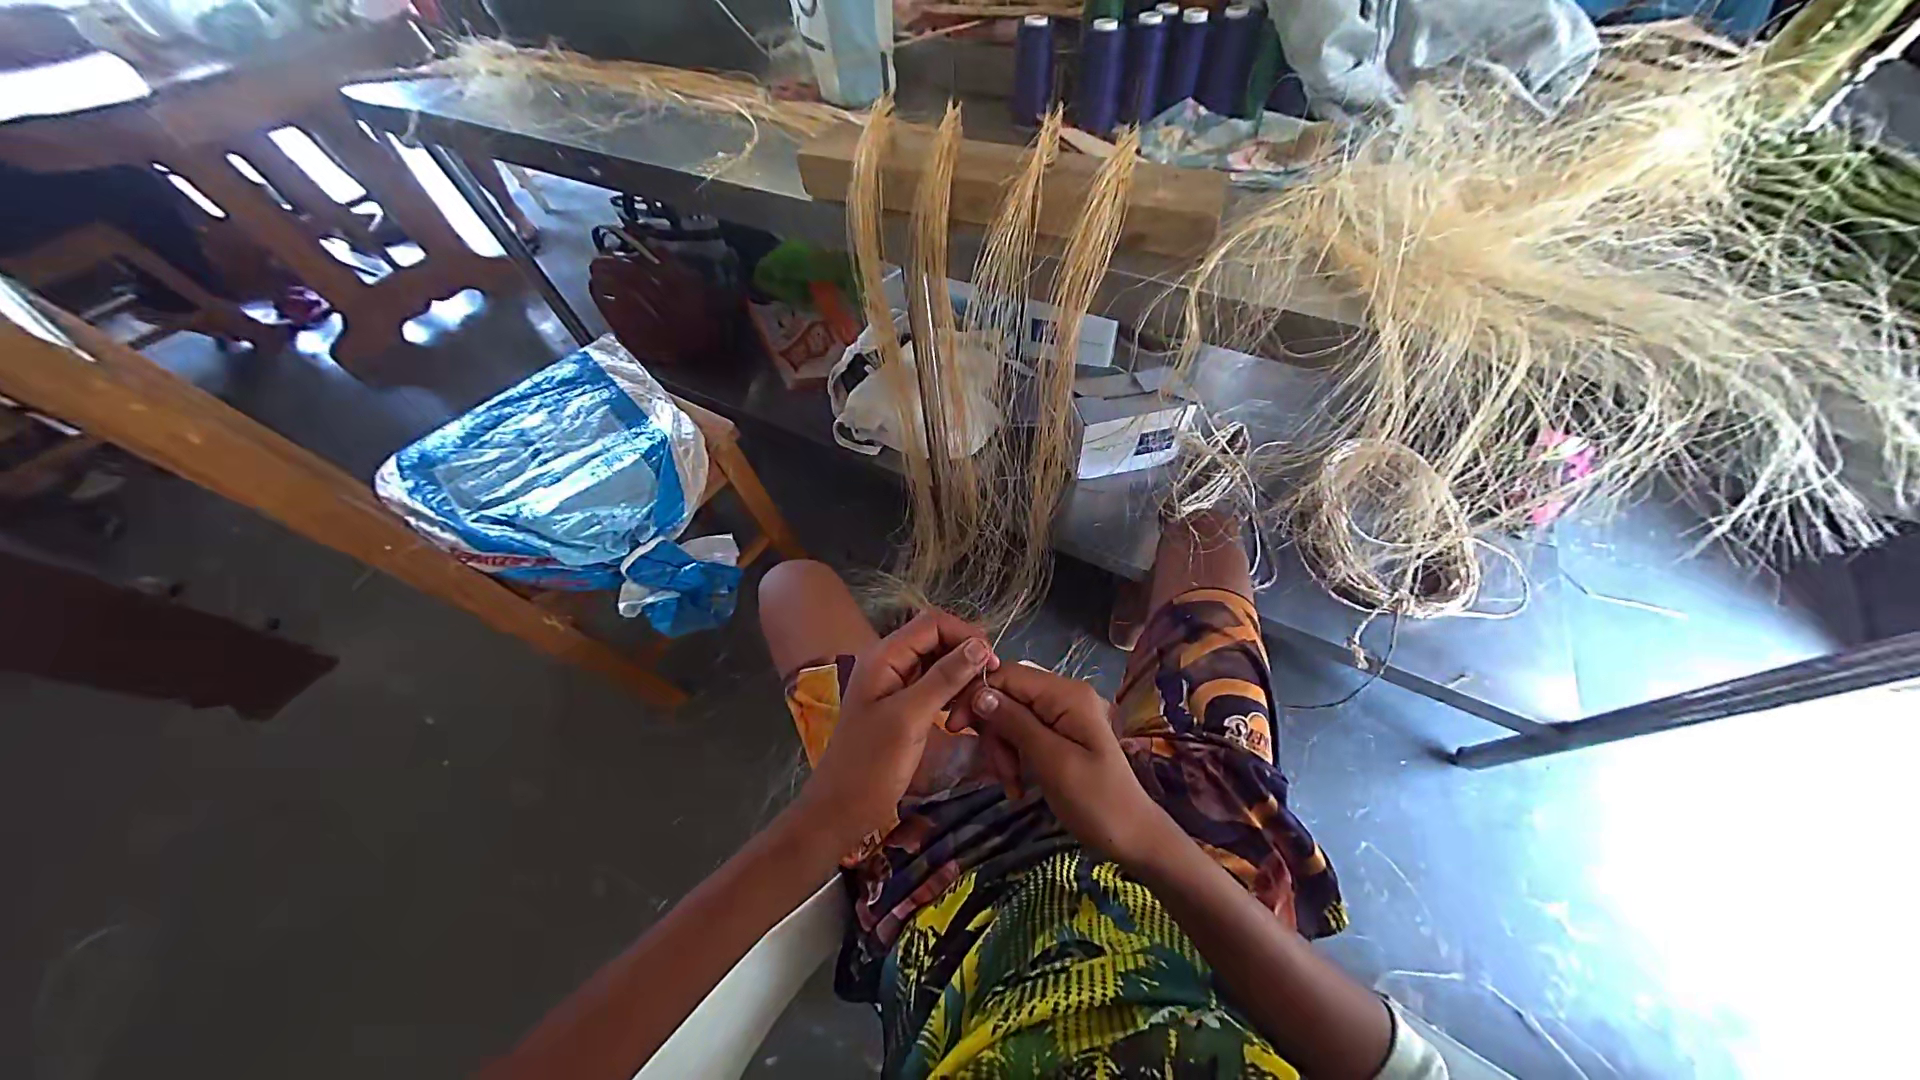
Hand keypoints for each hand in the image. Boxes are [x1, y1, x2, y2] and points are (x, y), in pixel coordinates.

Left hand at [797, 609, 997, 848]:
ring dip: (961, 680)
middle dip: (965, 659)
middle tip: (987, 689)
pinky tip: (961, 717)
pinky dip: (952, 696)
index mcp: (884, 657)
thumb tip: (980, 645)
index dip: (965, 635)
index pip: (933, 623)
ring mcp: (895, 684)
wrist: (840, 812)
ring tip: (975, 707)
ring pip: (940, 664)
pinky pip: (935, 687)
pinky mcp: (903, 705)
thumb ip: (944, 678)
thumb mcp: (909, 718)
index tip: (992, 663)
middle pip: (938, 641)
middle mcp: (889, 663)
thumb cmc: (870, 766)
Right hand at [950, 663, 1183, 871]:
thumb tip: (979, 692)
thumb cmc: (1096, 800)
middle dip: (994, 732)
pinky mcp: (1060, 732)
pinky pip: (1024, 733)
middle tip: (995, 771)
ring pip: (1011, 717)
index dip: (977, 694)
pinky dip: (1015, 757)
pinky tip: (1018, 785)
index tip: (956, 728)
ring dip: (1003, 750)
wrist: (1133, 837)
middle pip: (1007, 696)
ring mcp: (1063, 713)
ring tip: (1012, 785)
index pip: (1008, 674)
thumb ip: (1015, 723)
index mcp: (1067, 694)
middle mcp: (1064, 694)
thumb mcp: (1052, 761)